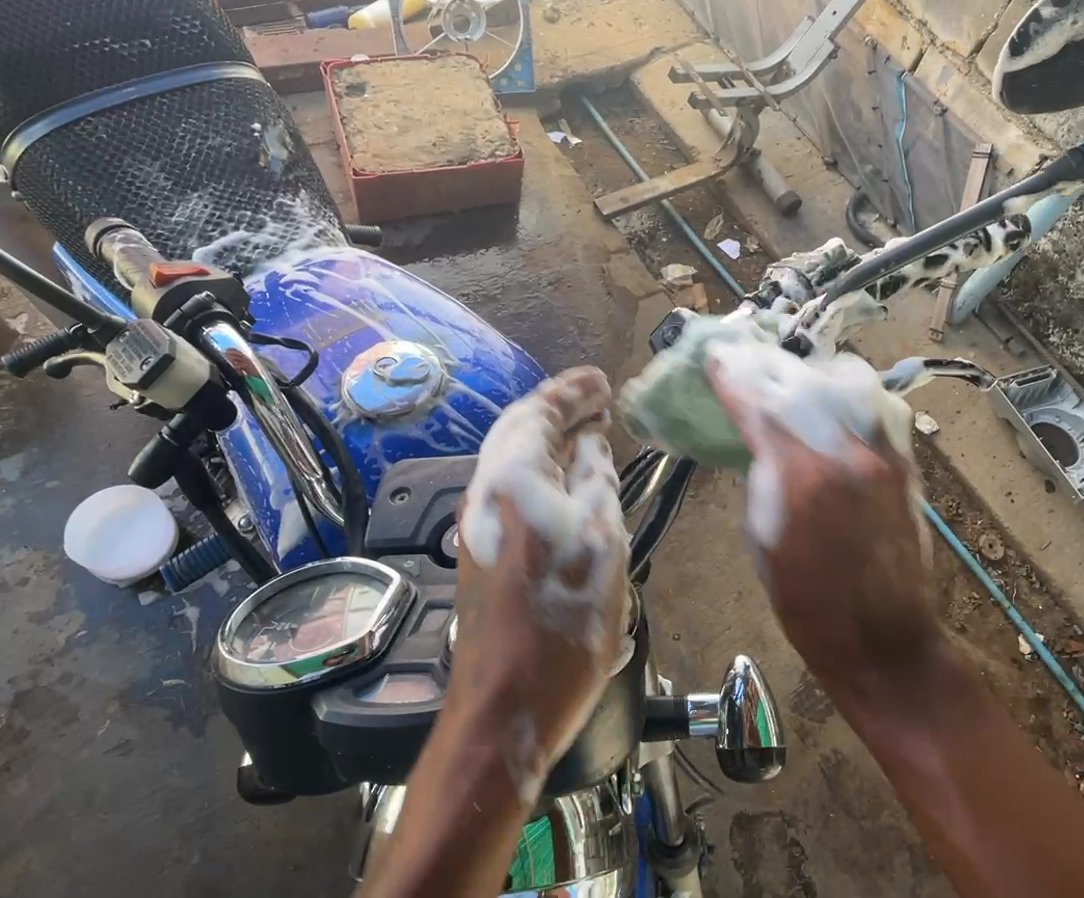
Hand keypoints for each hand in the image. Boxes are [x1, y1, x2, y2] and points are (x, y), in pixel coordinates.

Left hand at [447, 366, 628, 803]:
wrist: (506, 703)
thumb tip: (591, 442)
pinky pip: (515, 488)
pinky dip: (544, 471)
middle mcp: (485, 489)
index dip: (573, 391)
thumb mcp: (600, 539)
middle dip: (560, 409)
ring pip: (515, 459)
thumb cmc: (563, 620)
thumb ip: (596, 480)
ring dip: (552, 439)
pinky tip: (572, 483)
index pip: (538, 410)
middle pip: (520, 429)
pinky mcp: (484, 550)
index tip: (603, 380)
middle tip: (600, 400)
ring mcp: (479, 522)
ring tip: (592, 433)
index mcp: (512, 476)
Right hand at [705, 349, 941, 697]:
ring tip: (788, 378)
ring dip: (810, 372)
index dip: (732, 373)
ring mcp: (883, 449)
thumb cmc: (805, 601)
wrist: (883, 638)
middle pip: (800, 379)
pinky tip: (830, 402)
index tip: (714, 355)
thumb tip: (758, 432)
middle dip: (765, 364)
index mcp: (799, 474)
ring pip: (847, 377)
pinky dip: (847, 392)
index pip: (759, 401)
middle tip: (742, 356)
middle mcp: (846, 448)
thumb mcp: (761, 536)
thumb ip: (762, 472)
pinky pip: (876, 400)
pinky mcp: (906, 458)